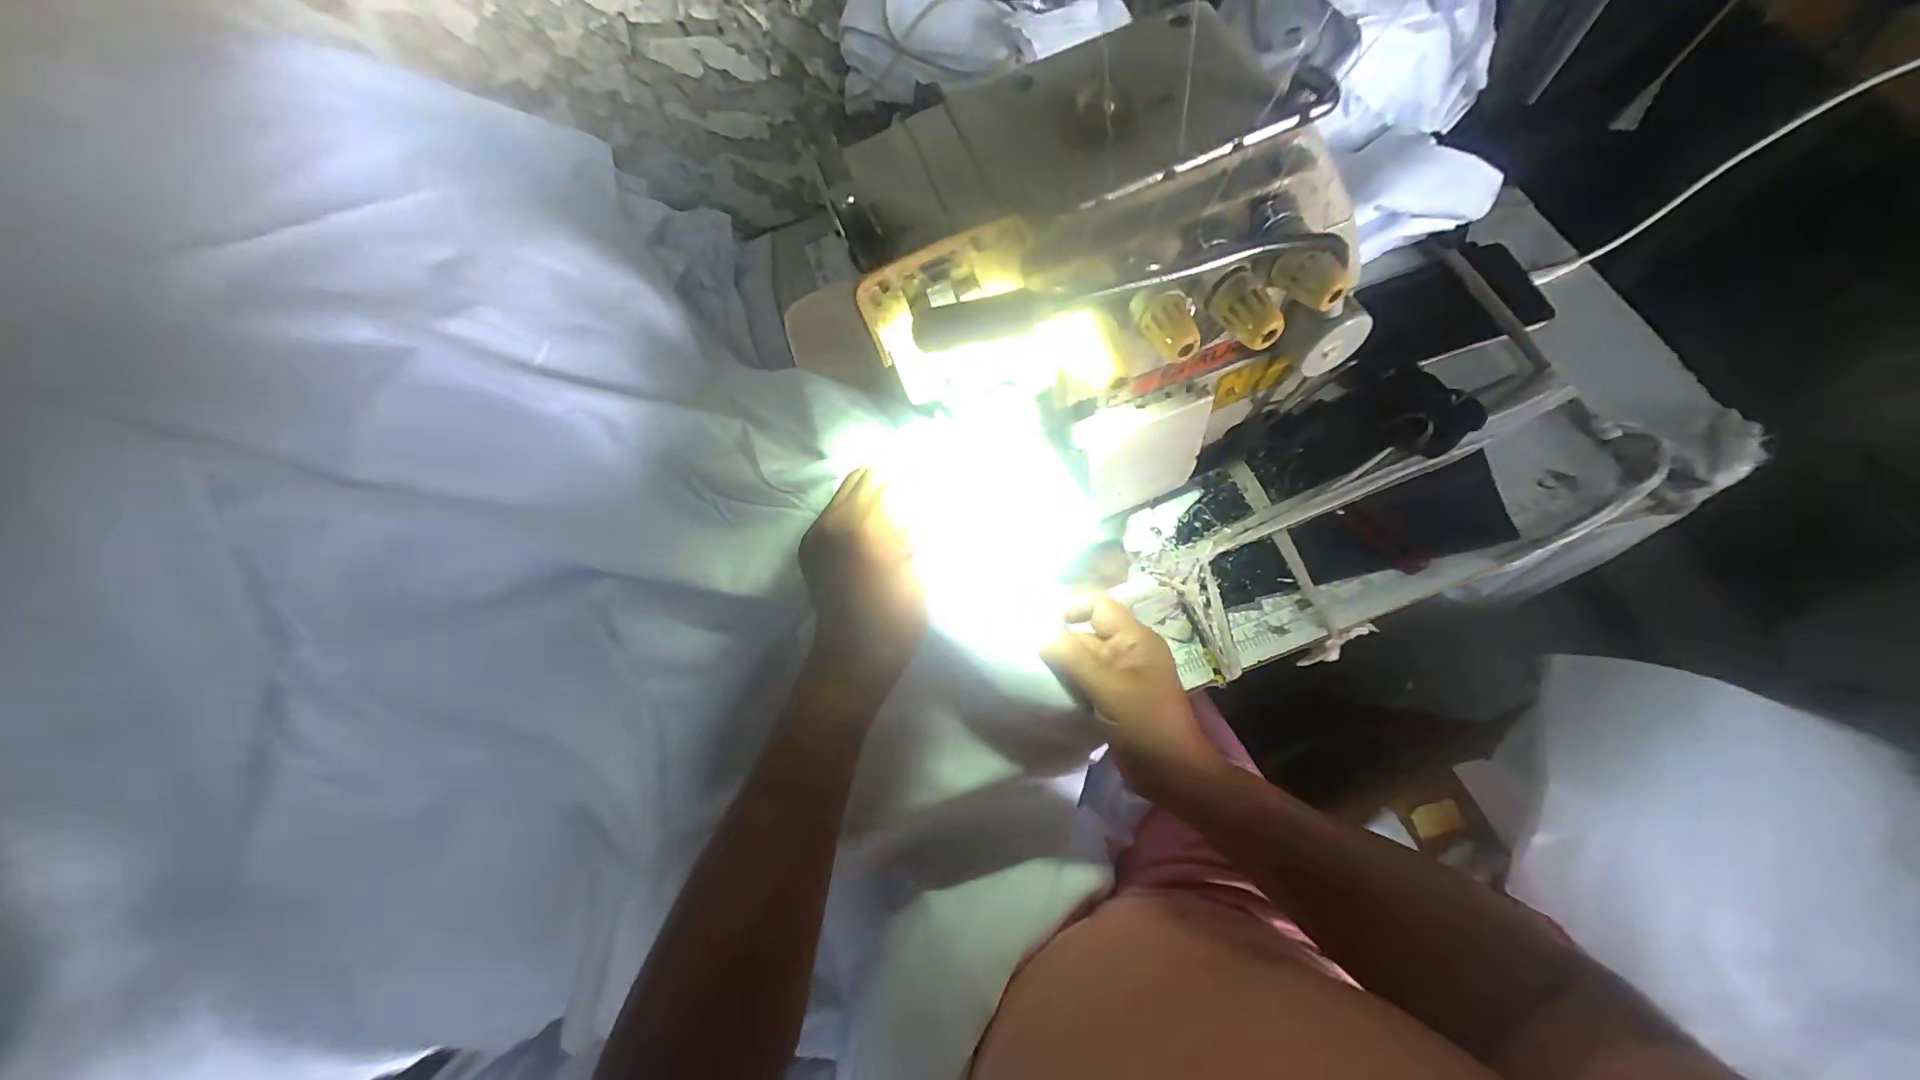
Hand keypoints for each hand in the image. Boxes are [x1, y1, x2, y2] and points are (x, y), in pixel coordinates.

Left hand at [799, 468, 927, 705]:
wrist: (853, 653)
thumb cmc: (898, 619)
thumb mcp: (916, 569)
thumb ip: (906, 529)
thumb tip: (906, 502)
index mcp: (867, 528)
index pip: (887, 480)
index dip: (908, 482)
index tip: (923, 487)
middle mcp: (835, 522)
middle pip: (862, 478)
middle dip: (885, 485)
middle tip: (906, 501)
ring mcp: (817, 532)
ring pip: (845, 492)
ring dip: (868, 497)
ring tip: (888, 516)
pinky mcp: (809, 544)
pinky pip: (833, 512)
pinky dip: (852, 514)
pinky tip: (868, 533)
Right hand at [1041, 595, 1225, 799]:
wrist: (1173, 773)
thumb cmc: (1146, 723)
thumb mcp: (1109, 687)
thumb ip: (1074, 658)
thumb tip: (1043, 638)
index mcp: (1135, 639)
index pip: (1099, 606)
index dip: (1072, 610)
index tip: (1042, 628)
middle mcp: (1128, 652)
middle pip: (1087, 634)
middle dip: (1060, 643)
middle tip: (1030, 657)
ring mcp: (1121, 677)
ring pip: (1083, 660)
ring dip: (1062, 666)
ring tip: (1037, 675)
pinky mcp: (1113, 700)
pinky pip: (1085, 682)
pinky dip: (1069, 685)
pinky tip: (1051, 694)